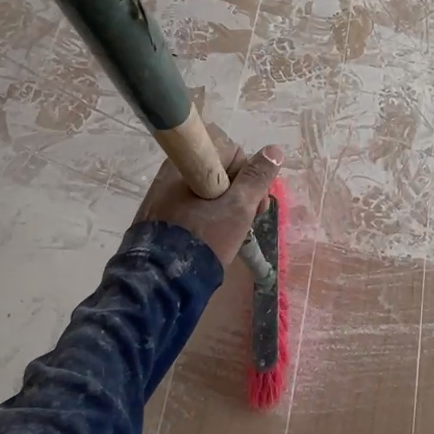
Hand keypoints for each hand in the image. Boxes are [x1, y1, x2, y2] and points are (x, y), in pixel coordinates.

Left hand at [134, 142, 284, 264]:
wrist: (159, 283)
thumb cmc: (202, 240)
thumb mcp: (239, 209)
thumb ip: (257, 177)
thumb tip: (274, 150)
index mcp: (190, 161)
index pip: (232, 149)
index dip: (248, 174)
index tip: (253, 203)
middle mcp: (173, 168)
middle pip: (220, 166)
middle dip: (239, 189)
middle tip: (248, 218)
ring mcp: (163, 190)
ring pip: (208, 184)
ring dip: (225, 202)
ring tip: (232, 230)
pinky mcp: (159, 210)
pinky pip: (192, 200)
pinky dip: (206, 212)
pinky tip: (213, 233)